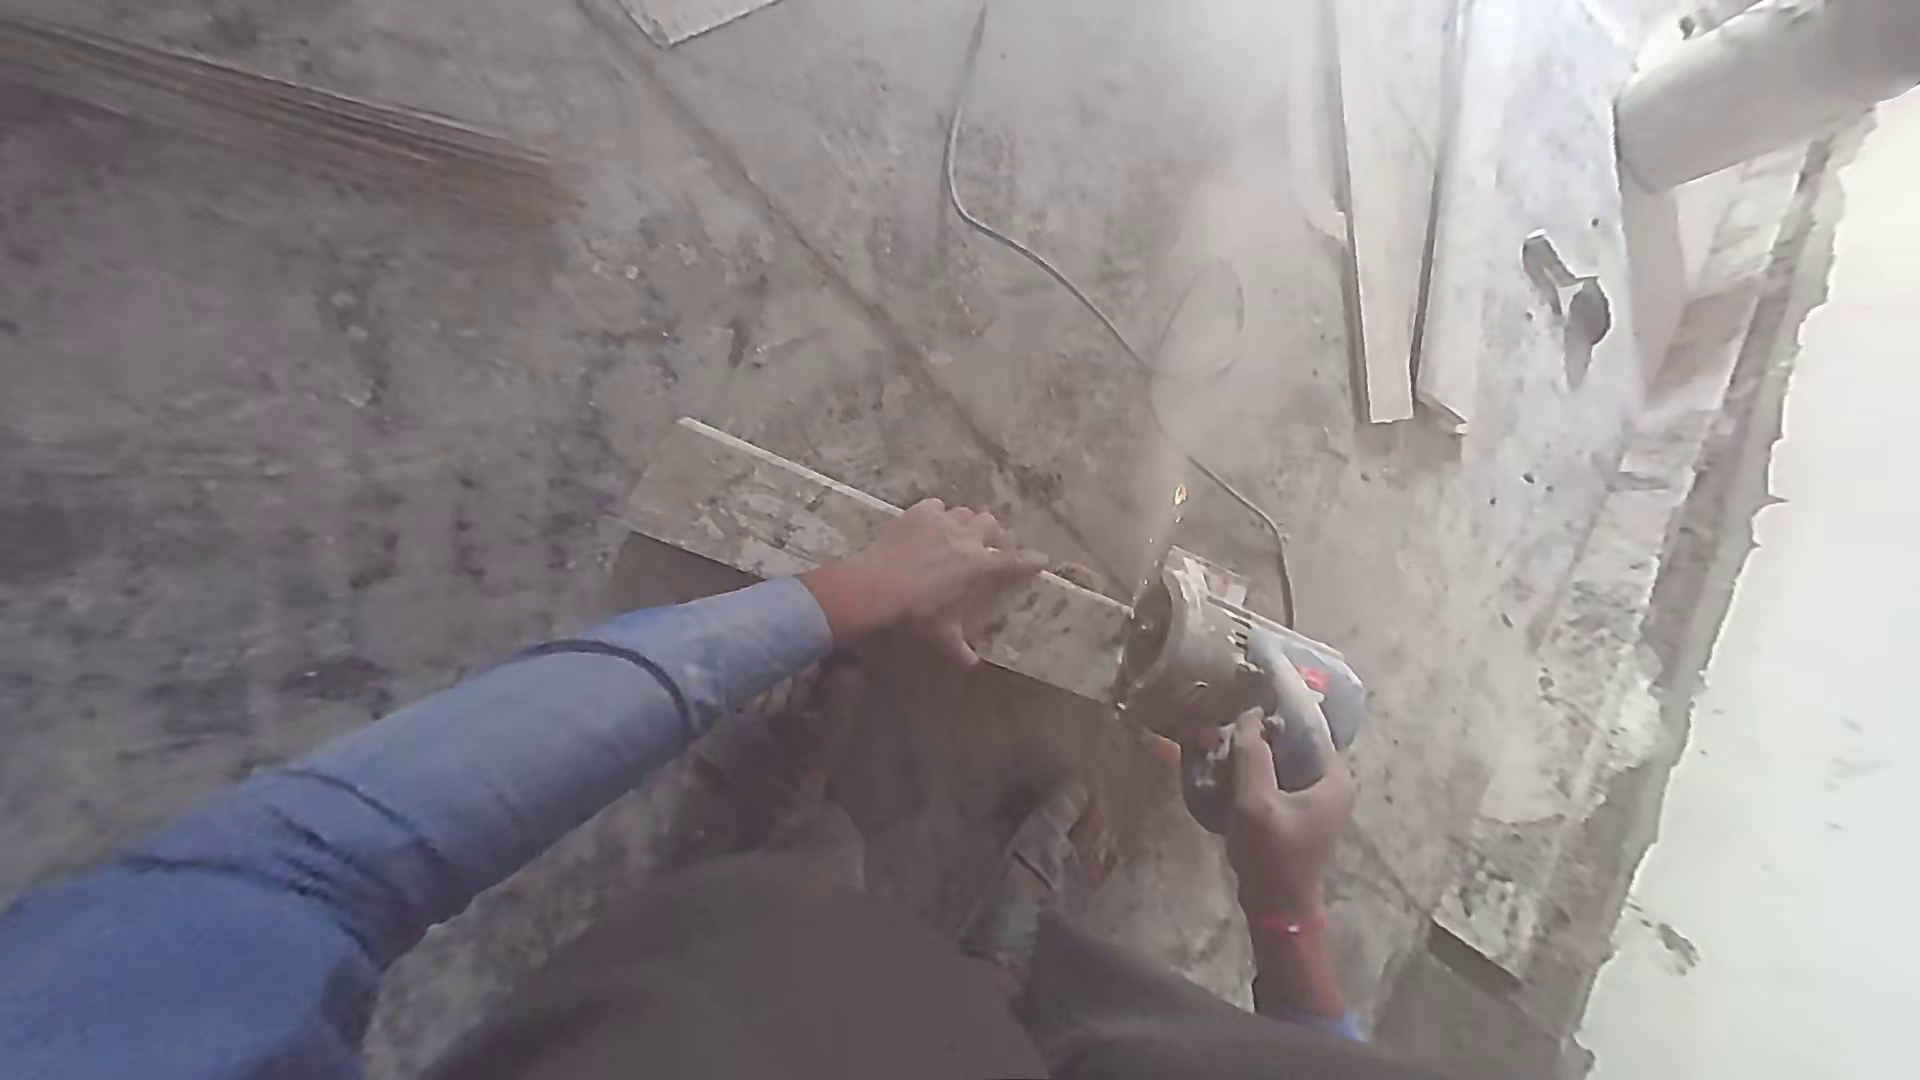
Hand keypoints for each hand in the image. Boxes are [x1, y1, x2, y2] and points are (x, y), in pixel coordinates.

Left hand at [799, 498, 1049, 665]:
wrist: (877, 585)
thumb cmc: (915, 612)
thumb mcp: (941, 634)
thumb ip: (959, 649)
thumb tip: (972, 665)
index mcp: (978, 566)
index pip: (1013, 562)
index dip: (1030, 560)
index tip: (1041, 558)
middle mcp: (967, 538)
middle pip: (991, 524)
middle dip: (993, 533)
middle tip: (988, 544)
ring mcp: (943, 522)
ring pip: (965, 512)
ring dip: (966, 522)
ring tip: (959, 532)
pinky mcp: (920, 513)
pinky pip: (936, 506)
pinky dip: (937, 514)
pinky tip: (930, 524)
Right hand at [1223, 658, 1355, 918]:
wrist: (1275, 906)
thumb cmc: (1272, 852)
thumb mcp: (1255, 800)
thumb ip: (1251, 754)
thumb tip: (1247, 715)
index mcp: (1334, 776)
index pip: (1310, 722)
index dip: (1280, 700)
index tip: (1251, 683)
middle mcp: (1330, 780)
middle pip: (1293, 735)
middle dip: (1261, 722)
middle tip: (1229, 708)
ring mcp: (1313, 794)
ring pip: (1281, 752)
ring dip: (1253, 742)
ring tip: (1223, 727)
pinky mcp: (1294, 805)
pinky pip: (1273, 770)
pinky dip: (1252, 761)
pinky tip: (1226, 756)